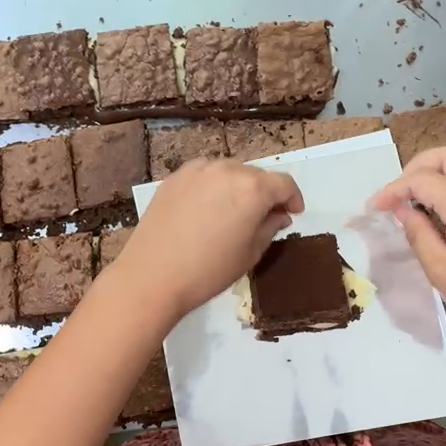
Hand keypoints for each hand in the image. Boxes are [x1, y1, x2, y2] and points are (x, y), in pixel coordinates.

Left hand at [110, 158, 303, 321]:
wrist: (152, 276)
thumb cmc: (208, 270)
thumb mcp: (250, 253)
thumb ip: (269, 227)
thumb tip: (278, 214)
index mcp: (252, 188)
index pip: (284, 183)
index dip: (293, 198)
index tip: (293, 213)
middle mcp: (226, 170)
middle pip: (255, 174)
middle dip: (265, 192)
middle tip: (264, 215)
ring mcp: (196, 171)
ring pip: (228, 171)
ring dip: (238, 186)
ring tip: (234, 212)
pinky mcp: (174, 178)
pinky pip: (203, 175)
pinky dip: (212, 186)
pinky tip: (207, 208)